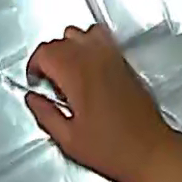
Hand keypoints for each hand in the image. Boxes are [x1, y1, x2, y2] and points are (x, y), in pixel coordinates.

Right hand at [23, 24, 181, 181]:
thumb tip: (32, 98)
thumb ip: (45, 114)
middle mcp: (93, 56)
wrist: (149, 148)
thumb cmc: (110, 148)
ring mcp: (110, 53)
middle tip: (51, 86)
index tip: (35, 81)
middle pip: (60, 40)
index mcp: (76, 73)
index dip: (34, 64)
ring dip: (69, 48)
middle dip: (49, 59)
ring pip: (79, 33)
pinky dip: (88, 43)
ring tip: (70, 74)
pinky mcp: (122, 57)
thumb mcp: (69, 139)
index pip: (45, 51)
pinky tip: (89, 67)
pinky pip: (99, 35)